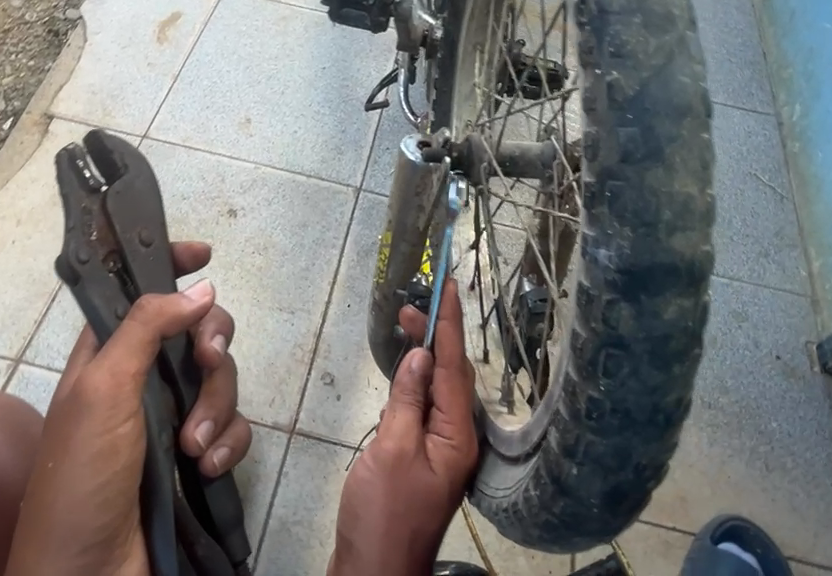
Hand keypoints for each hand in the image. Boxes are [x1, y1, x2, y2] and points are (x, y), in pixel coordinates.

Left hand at [6, 242, 250, 575]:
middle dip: (211, 344)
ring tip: (192, 448)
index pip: (139, 294)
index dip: (169, 267)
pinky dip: (227, 444)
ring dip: (216, 408)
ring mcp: (171, 420)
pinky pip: (233, 428)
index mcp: (106, 357)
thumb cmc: (80, 477)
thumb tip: (201, 285)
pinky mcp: (195, 457)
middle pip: (196, 332)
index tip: (204, 255)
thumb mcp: (101, 390)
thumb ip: (147, 327)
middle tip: (205, 361)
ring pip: (220, 381)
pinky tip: (206, 470)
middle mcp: (141, 381)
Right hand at [329, 285, 480, 575]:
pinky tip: (401, 376)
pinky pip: (422, 410)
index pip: (456, 366)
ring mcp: (439, 450)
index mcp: (458, 435)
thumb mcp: (392, 450)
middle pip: (450, 375)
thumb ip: (407, 399)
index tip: (450, 284)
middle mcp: (456, 438)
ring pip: (436, 390)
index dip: (451, 323)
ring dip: (423, 358)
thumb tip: (420, 354)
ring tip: (405, 326)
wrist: (373, 573)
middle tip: (410, 304)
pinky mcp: (420, 459)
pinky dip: (412, 385)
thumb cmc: (383, 513)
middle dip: (435, 335)